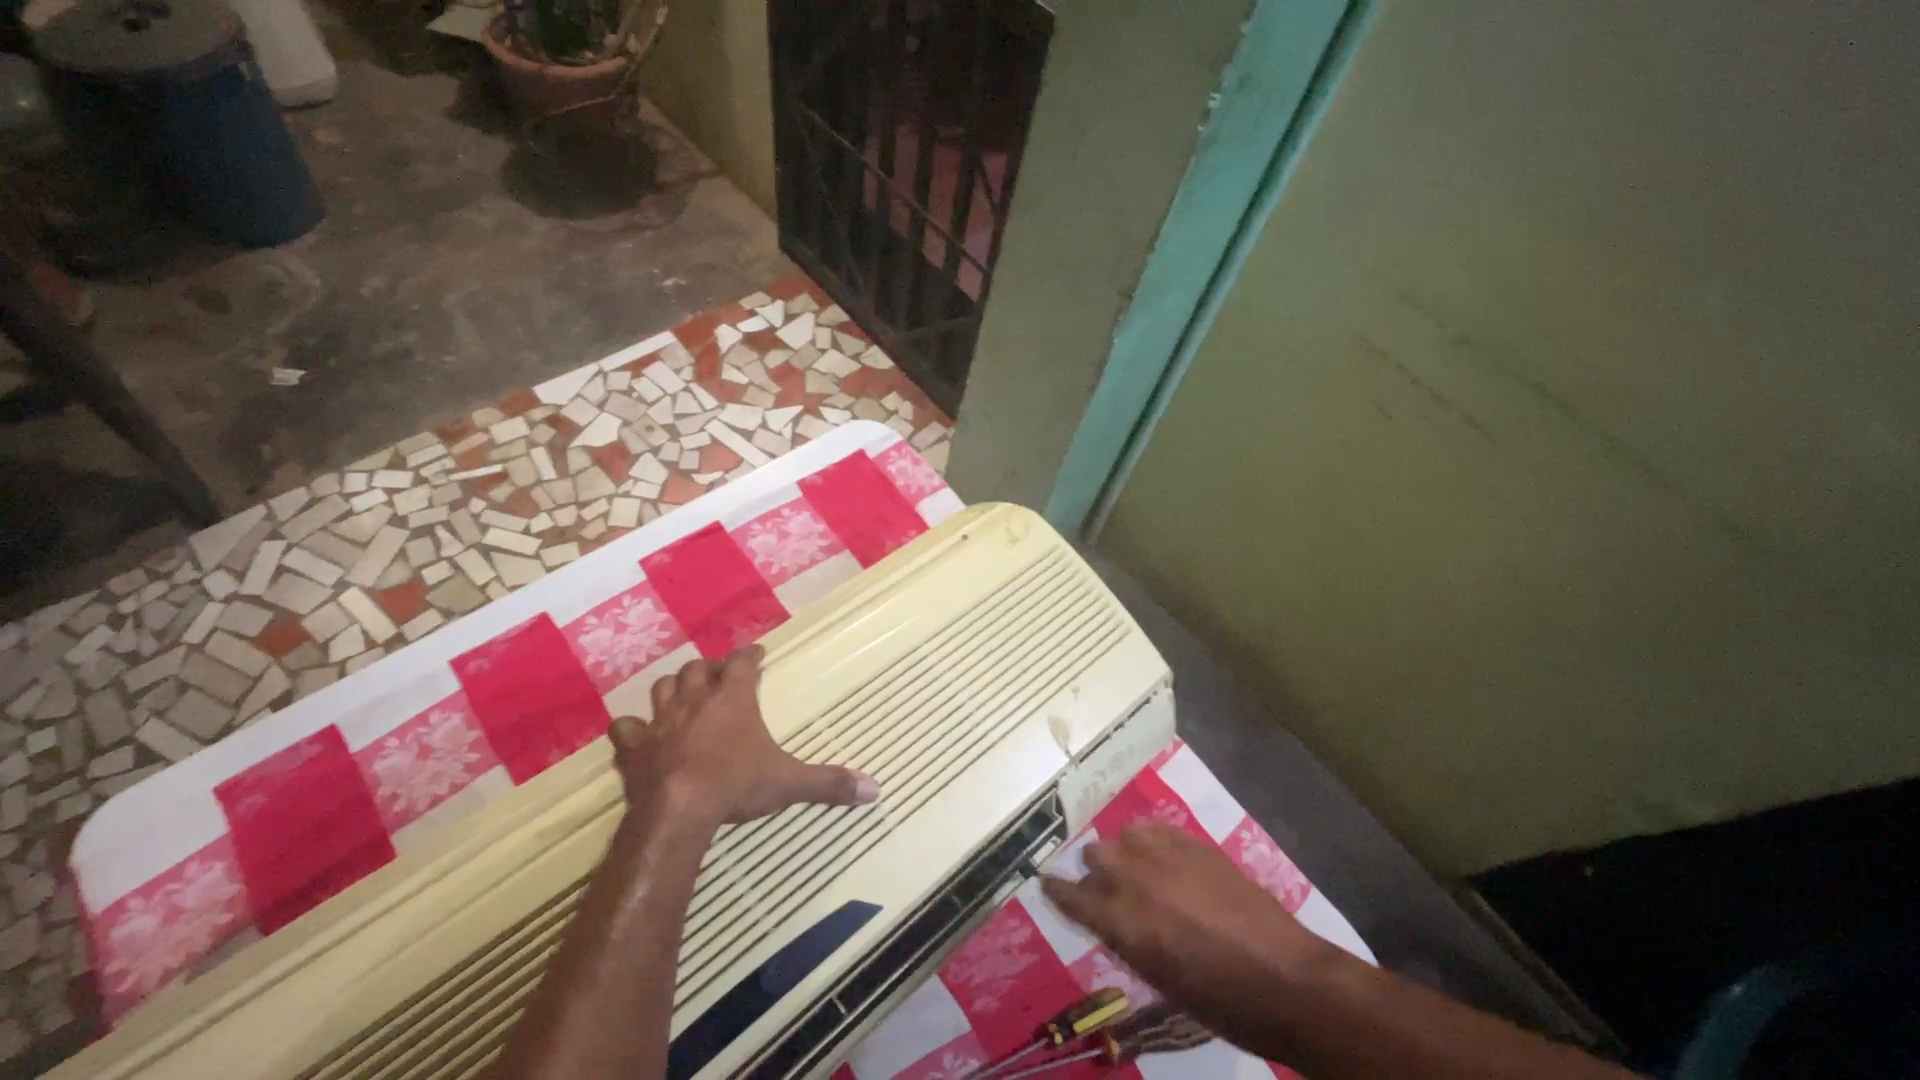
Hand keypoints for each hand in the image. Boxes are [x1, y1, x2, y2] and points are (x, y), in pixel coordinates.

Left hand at [609, 645, 879, 826]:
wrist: (680, 808)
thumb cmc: (738, 784)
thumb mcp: (790, 782)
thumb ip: (830, 783)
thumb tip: (875, 789)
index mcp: (733, 699)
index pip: (741, 662)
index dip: (749, 655)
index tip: (757, 653)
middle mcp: (695, 700)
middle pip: (697, 669)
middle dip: (708, 669)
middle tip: (718, 676)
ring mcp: (661, 721)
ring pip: (662, 688)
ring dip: (673, 688)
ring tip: (682, 694)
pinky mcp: (635, 747)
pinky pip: (625, 728)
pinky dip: (630, 728)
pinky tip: (635, 733)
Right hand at [1041, 826, 1333, 1050]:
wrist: (1284, 979)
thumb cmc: (1218, 1000)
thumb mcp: (1157, 979)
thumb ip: (1125, 940)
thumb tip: (1111, 919)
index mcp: (1120, 922)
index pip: (1069, 895)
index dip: (1057, 891)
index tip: (1048, 884)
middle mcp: (1134, 880)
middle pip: (1094, 856)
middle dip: (1097, 873)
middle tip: (1111, 892)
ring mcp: (1166, 856)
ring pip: (1124, 836)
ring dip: (1125, 853)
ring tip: (1139, 870)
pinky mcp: (1196, 845)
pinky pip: (1157, 828)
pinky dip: (1151, 840)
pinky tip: (1162, 855)